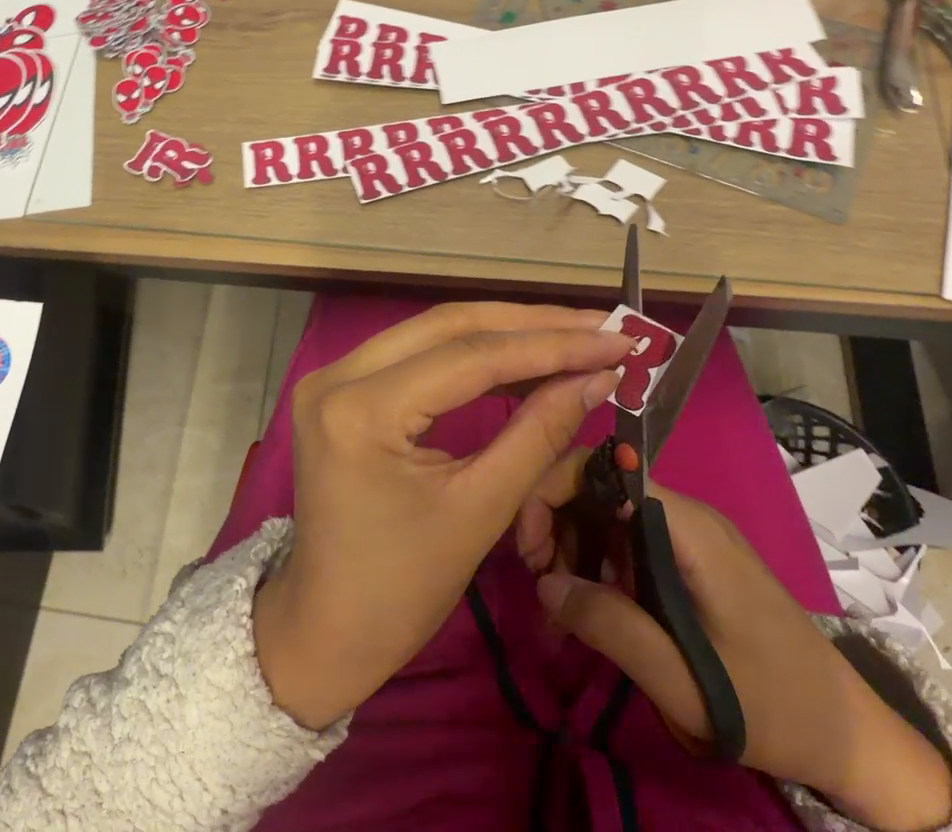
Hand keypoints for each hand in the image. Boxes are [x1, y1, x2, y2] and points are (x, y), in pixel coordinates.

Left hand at [252, 303, 632, 730]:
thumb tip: (598, 376)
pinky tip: (523, 361)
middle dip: (531, 325)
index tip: (620, 339)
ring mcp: (330, 380)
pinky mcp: (338, 392)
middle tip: (604, 326)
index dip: (552, 344)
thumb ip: (538, 432)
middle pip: (447, 327)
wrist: (330, 626)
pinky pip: (413, 358)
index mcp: (360, 409)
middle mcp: (335, 376)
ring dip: (504, 335)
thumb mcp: (480, 508)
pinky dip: (470, 357)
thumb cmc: (402, 586)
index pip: (470, 356)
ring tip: (576, 338)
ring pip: (431, 334)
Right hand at [521, 467, 951, 831]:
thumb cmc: (771, 707)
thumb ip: (610, 626)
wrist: (849, 737)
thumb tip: (545, 583)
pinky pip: (628, 544)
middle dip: (553, 528)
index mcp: (688, 529)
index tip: (530, 554)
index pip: (600, 468)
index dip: (550, 494)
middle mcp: (687, 519)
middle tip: (540, 588)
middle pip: (597, 489)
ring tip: (558, 612)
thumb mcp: (682, 680)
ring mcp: (691, 540)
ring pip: (607, 518)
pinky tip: (588, 611)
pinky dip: (597, 569)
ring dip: (571, 553)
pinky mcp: (691, 563)